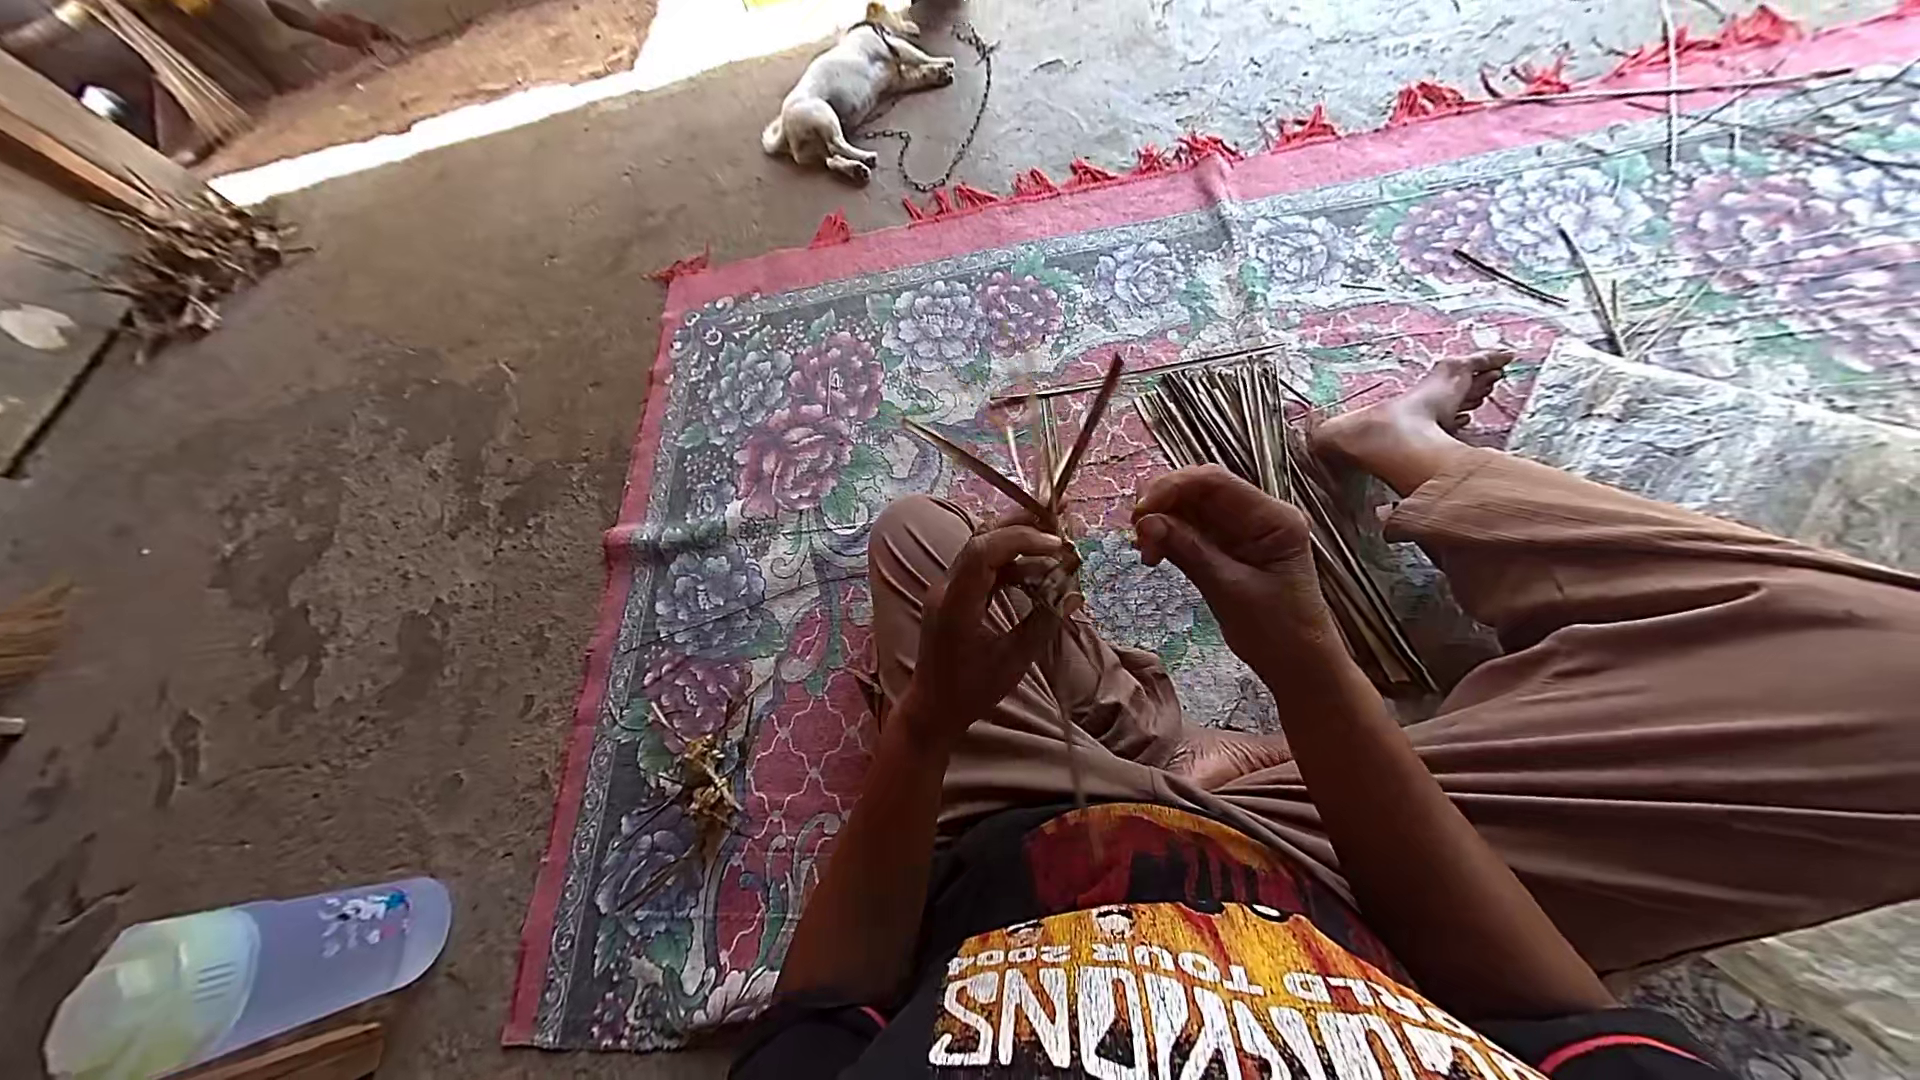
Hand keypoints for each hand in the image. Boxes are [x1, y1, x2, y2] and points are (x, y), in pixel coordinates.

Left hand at [900, 523, 1071, 749]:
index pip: (982, 551)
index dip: (1021, 539)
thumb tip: (1075, 594)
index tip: (1057, 546)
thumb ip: (1043, 623)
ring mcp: (947, 588)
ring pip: (982, 547)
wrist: (933, 708)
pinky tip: (1037, 569)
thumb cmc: (971, 691)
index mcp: (955, 604)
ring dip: (1019, 541)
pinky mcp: (954, 594)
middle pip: (981, 538)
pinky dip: (1011, 561)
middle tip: (1060, 517)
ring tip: (1055, 543)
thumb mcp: (1013, 661)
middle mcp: (946, 587)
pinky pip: (983, 565)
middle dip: (1022, 525)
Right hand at [1131, 465, 1339, 679]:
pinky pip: (1187, 529)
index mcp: (1272, 517)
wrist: (1297, 664)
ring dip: (1158, 522)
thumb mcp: (1229, 589)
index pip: (1215, 482)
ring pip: (1187, 507)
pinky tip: (1152, 555)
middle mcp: (1256, 514)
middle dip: (1161, 503)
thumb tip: (1146, 522)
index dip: (1171, 487)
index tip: (1140, 511)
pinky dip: (1165, 537)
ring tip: (1144, 550)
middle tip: (1136, 533)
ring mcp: (1239, 529)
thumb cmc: (1277, 631)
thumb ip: (1189, 551)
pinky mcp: (1224, 546)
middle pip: (1198, 489)